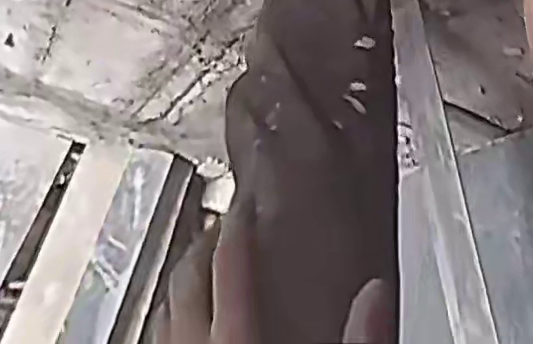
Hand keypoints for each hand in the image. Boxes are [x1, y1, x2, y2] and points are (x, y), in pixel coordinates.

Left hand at [159, 201, 392, 343]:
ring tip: (199, 266)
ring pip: (164, 312)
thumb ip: (360, 342)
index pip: (232, 263)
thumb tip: (377, 293)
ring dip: (180, 283)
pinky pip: (156, 342)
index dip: (236, 225)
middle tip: (222, 227)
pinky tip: (180, 323)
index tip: (243, 202)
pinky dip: (168, 321)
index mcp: (238, 343)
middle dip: (202, 245)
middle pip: (187, 280)